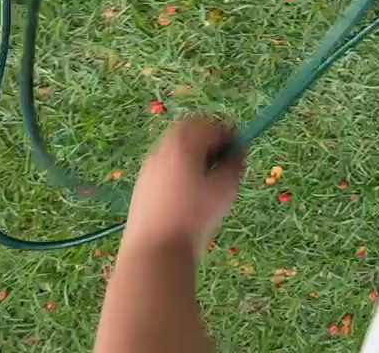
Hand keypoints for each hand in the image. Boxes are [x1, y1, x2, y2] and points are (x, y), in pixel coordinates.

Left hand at [122, 119, 243, 255]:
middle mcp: (163, 150)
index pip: (212, 125)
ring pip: (176, 147)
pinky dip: (179, 166)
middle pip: (189, 129)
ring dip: (194, 152)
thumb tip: (236, 151)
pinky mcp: (141, 186)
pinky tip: (187, 191)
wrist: (154, 253)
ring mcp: (149, 168)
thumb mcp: (226, 186)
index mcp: (185, 144)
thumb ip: (235, 162)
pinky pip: (165, 164)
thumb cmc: (195, 216)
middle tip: (221, 158)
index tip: (237, 153)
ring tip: (205, 176)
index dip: (229, 135)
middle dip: (209, 138)